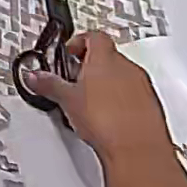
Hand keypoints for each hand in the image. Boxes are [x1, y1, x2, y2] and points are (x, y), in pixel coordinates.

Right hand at [24, 32, 171, 163]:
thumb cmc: (107, 121)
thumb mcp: (67, 99)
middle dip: (89, 64)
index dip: (79, 41)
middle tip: (73, 77)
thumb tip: (36, 77)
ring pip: (121, 74)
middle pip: (107, 55)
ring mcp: (142, 86)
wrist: (137, 150)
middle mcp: (127, 68)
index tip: (69, 51)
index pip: (94, 36)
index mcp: (105, 59)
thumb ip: (49, 84)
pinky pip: (133, 93)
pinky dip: (119, 98)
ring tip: (87, 100)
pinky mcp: (151, 105)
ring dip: (105, 82)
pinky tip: (105, 116)